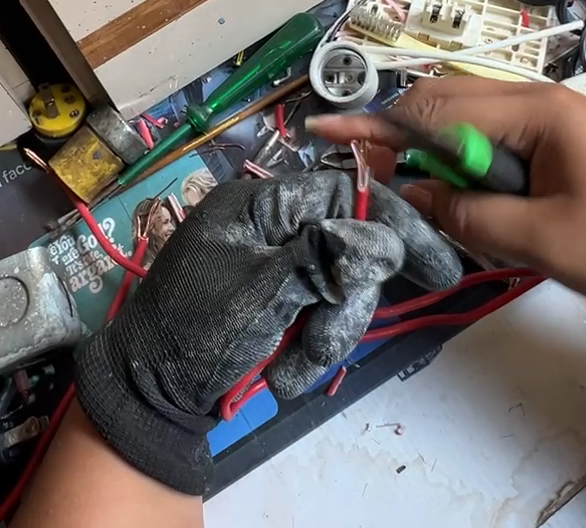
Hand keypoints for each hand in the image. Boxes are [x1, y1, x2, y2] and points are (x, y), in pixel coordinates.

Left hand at [73, 172, 460, 493]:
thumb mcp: (261, 290)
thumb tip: (384, 240)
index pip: (343, 195)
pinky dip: (311, 346)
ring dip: (325, 336)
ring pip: (337, 286)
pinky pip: (319, 311)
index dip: (394, 226)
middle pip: (346, 246)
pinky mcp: (280, 295)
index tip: (437, 269)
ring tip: (292, 371)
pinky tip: (285, 374)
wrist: (148, 390)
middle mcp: (271, 222)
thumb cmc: (194, 328)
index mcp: (259, 203)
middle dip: (343, 304)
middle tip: (326, 344)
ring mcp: (276, 259)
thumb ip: (324, 259)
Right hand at [308, 77, 585, 315]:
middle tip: (372, 173)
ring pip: (468, 117)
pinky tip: (468, 191)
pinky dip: (467, 160)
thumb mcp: (545, 241)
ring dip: (435, 149)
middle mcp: (539, 100)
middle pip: (446, 102)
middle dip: (401, 133)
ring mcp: (553, 117)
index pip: (436, 112)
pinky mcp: (563, 139)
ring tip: (418, 188)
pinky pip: (495, 137)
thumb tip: (413, 193)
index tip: (327, 130)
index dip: (378, 126)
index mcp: (535, 112)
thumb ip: (469, 214)